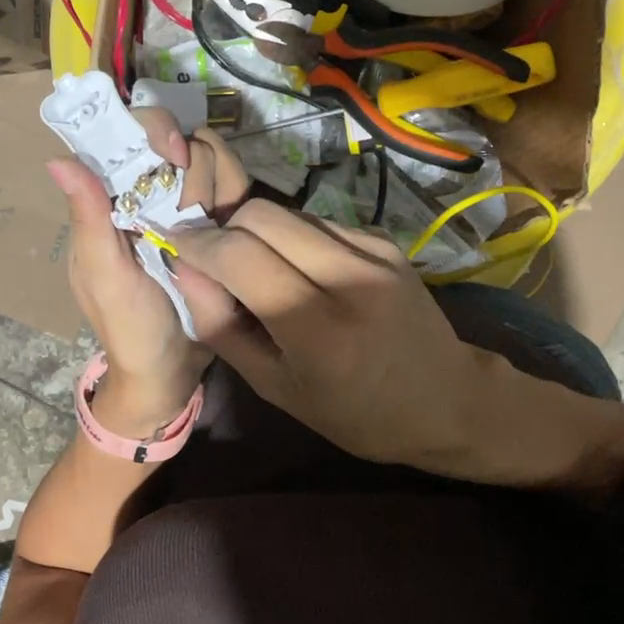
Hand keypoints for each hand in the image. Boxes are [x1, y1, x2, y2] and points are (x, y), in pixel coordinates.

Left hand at [46, 109, 248, 435]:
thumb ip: (88, 217)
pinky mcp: (217, 225)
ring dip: (216, 186)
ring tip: (208, 228)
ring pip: (213, 159)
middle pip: (181, 139)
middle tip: (190, 210)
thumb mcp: (104, 275)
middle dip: (193, 168)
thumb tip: (56, 159)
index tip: (172, 156)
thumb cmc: (126, 327)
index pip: (129, 135)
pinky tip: (228, 229)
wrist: (171, 373)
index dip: (154, 130)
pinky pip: (234, 190)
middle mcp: (147, 194)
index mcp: (110, 200)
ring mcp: (185, 207)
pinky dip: (235, 200)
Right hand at [172, 199, 492, 467]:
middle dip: (224, 230)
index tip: (174, 245)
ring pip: (286, 211)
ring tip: (256, 269)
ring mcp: (372, 252)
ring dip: (257, 232)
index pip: (238, 256)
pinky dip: (291, 238)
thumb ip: (221, 327)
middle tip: (214, 259)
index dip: (197, 244)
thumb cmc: (354, 412)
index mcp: (317, 328)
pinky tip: (299, 270)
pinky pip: (315, 221)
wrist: (449, 401)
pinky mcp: (384, 240)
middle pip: (259, 215)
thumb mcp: (275, 388)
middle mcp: (348, 277)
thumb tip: (183, 269)